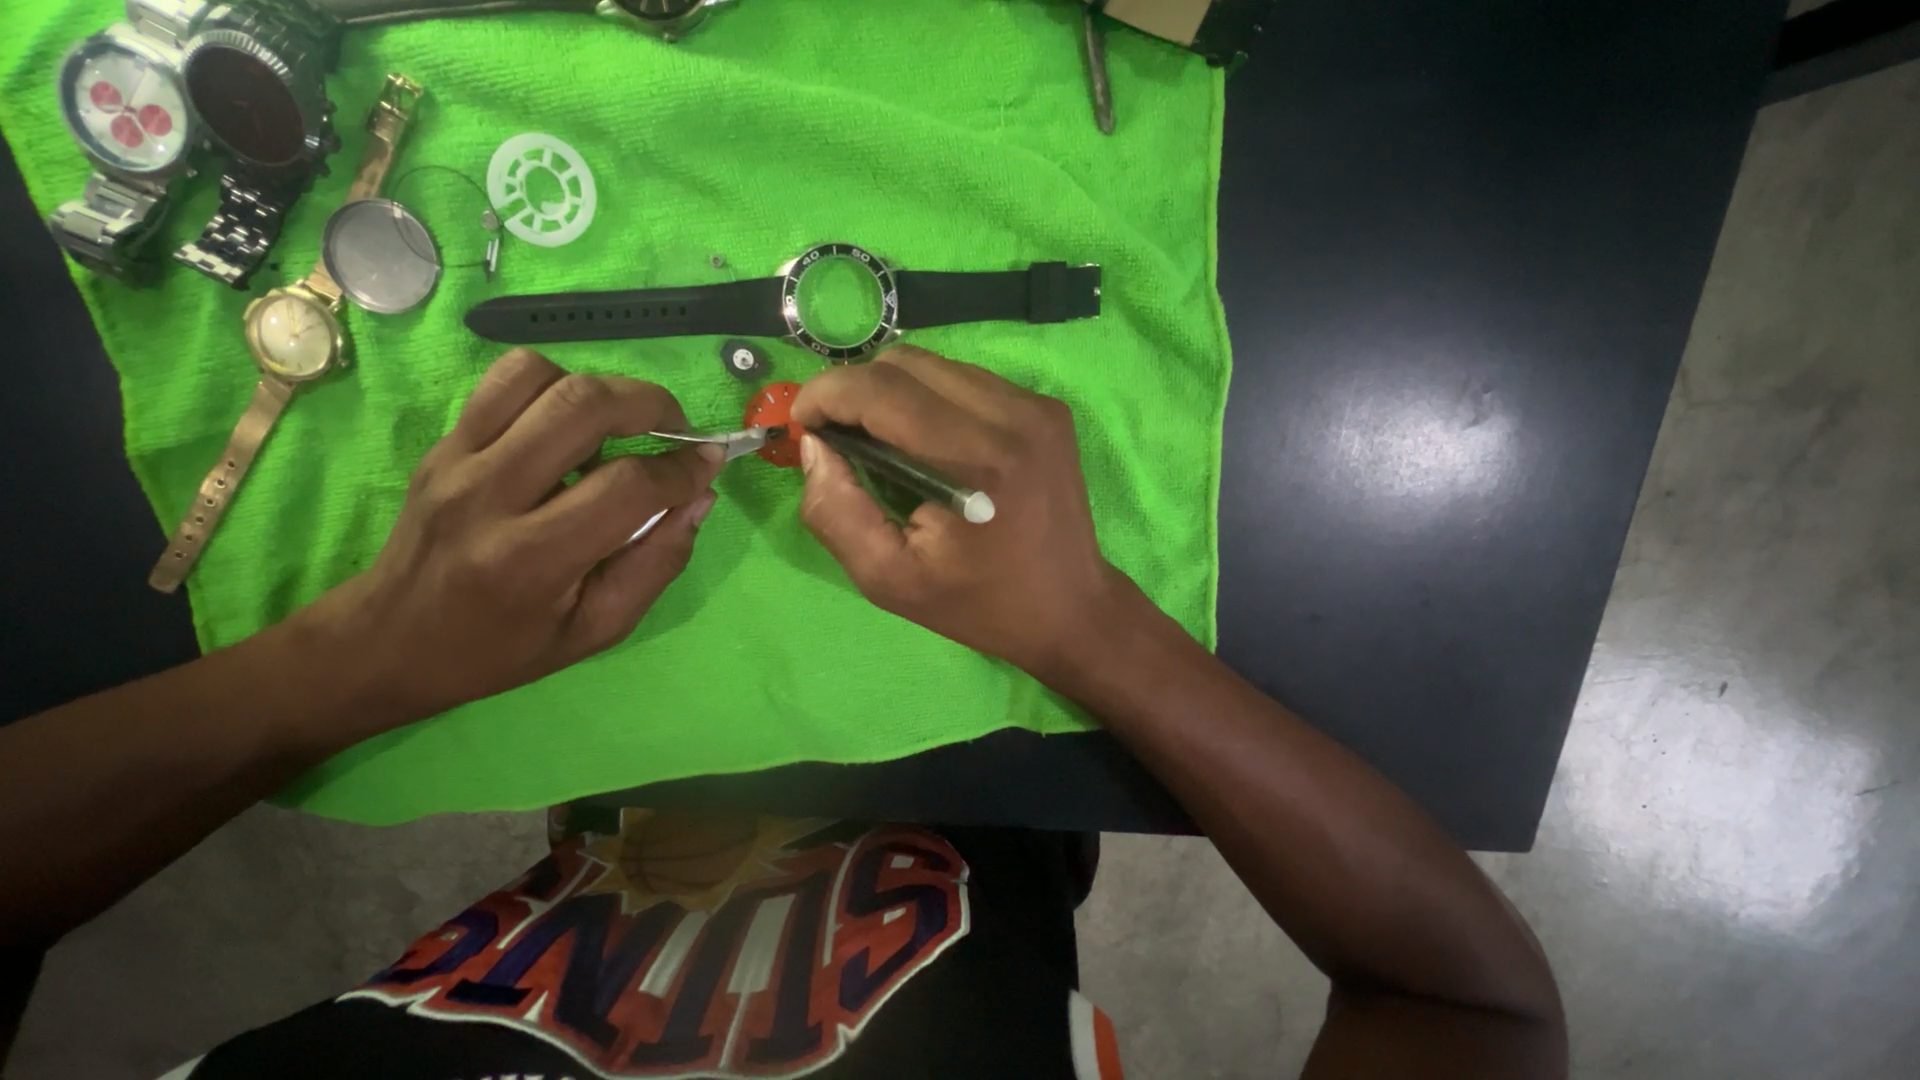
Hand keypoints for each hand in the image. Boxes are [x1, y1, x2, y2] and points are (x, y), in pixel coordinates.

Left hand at [312, 349, 723, 723]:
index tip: (710, 462)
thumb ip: (657, 562)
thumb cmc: (503, 648)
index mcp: (532, 558)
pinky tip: (570, 423)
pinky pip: (504, 380)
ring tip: (623, 423)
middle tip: (678, 428)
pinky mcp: (443, 442)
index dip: (682, 469)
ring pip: (539, 376)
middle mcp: (489, 495)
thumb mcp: (597, 629)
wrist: (389, 641)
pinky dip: (554, 385)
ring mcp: (457, 459)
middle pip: (583, 406)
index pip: (627, 486)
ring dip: (600, 389)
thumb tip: (699, 497)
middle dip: (651, 404)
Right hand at [792, 346, 1130, 683]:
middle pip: (904, 362)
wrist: (1070, 609)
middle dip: (855, 391)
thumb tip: (814, 446)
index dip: (826, 394)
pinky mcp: (1047, 409)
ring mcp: (1036, 406)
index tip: (804, 423)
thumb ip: (836, 511)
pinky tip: (927, 443)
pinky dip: (931, 398)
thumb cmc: (978, 605)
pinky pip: (966, 379)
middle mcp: (1012, 417)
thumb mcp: (889, 579)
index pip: (881, 390)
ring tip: (881, 441)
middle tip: (839, 437)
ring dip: (893, 392)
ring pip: (935, 364)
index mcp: (976, 462)